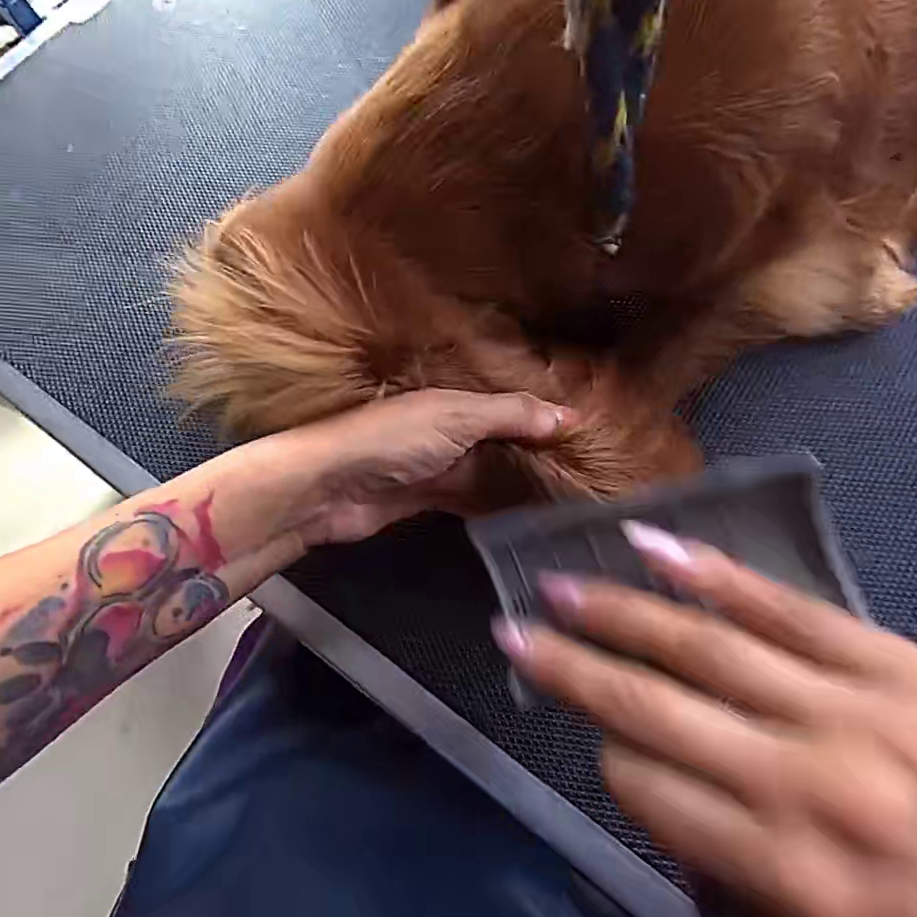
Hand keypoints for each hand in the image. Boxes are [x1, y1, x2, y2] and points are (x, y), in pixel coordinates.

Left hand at [252, 389, 569, 546]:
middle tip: (590, 472)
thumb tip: (569, 415)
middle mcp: (448, 430)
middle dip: (537, 452)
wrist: (326, 488)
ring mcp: (437, 467)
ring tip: (569, 495)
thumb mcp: (455, 417)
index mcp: (453, 400)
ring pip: (489, 473)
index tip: (590, 435)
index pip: (510, 405)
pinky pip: (471, 502)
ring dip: (520, 482)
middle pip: (502, 441)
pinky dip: (496, 507)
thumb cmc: (389, 441)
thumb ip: (510, 415)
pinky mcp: (426, 502)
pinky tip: (527, 516)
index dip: (545, 417)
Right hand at [498, 524, 916, 916]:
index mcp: (785, 871)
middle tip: (512, 629)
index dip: (605, 754)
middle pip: (653, 707)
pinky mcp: (897, 666)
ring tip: (560, 586)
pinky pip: (783, 609)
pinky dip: (711, 576)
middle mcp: (807, 786)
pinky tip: (654, 547)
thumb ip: (723, 848)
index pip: (648, 789)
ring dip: (618, 612)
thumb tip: (644, 769)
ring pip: (704, 647)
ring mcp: (855, 714)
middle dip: (570, 666)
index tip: (586, 730)